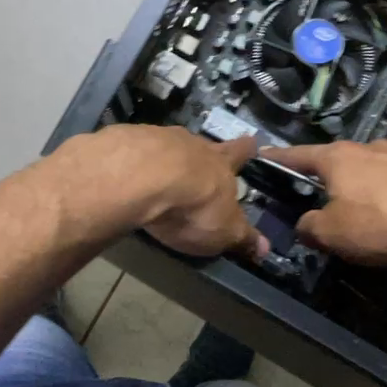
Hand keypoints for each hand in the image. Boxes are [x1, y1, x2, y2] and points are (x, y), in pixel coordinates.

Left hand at [59, 125, 267, 258]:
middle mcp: (189, 144)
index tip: (250, 142)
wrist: (139, 178)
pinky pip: (130, 149)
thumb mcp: (222, 231)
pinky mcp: (121, 141)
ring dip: (161, 157)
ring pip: (163, 144)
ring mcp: (154, 138)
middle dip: (199, 154)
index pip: (239, 152)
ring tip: (154, 173)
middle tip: (196, 164)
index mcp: (219, 163)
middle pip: (199, 144)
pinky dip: (129, 161)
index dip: (245, 149)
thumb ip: (241, 237)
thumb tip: (265, 248)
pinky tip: (122, 173)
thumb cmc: (191, 207)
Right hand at [265, 140, 386, 273]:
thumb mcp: (331, 234)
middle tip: (320, 198)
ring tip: (364, 211)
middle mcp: (369, 147)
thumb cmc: (381, 224)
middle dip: (328, 178)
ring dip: (364, 186)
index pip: (298, 155)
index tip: (263, 156)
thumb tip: (306, 223)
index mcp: (337, 157)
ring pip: (372, 170)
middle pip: (338, 161)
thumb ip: (309, 227)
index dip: (278, 159)